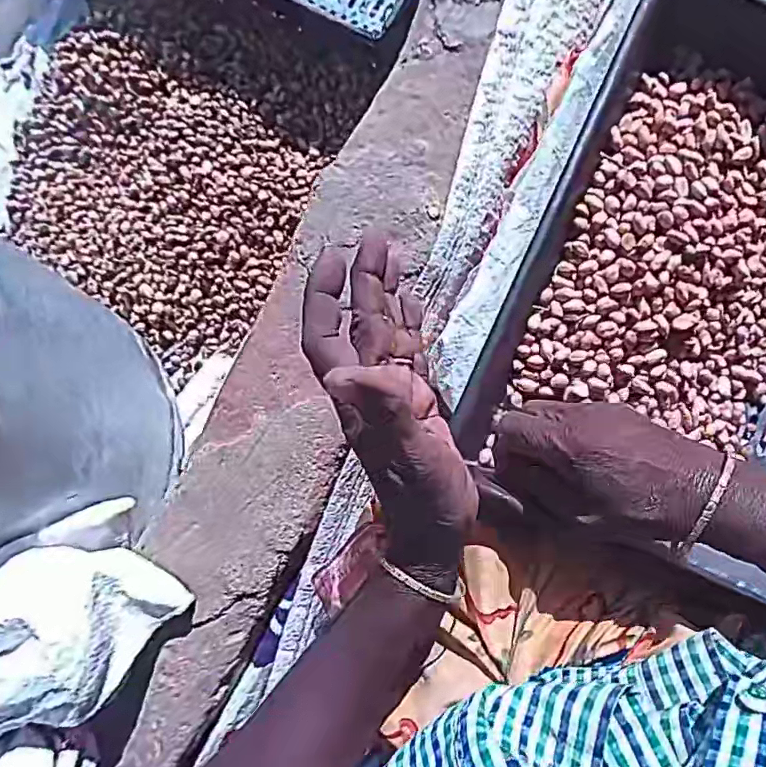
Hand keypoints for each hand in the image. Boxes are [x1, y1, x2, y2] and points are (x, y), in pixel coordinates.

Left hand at [303, 237, 475, 576]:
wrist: (438, 525)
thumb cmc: (421, 494)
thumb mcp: (405, 451)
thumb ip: (380, 410)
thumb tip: (344, 371)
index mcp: (359, 396)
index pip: (329, 337)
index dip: (327, 297)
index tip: (335, 257)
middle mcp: (372, 389)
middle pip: (362, 326)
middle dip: (365, 282)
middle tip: (377, 241)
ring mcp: (396, 395)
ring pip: (387, 336)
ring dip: (389, 298)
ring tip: (395, 259)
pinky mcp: (420, 404)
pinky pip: (412, 356)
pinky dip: (413, 328)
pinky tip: (415, 304)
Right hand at [491, 401, 722, 543]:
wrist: (698, 488)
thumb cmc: (639, 511)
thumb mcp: (580, 517)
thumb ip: (537, 491)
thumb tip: (511, 473)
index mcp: (563, 439)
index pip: (506, 424)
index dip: (502, 450)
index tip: (514, 474)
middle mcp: (578, 413)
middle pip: (526, 410)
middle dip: (522, 438)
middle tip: (535, 470)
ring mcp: (601, 406)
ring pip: (553, 408)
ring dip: (546, 433)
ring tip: (565, 466)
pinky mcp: (620, 408)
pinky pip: (579, 411)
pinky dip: (571, 429)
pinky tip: (592, 457)